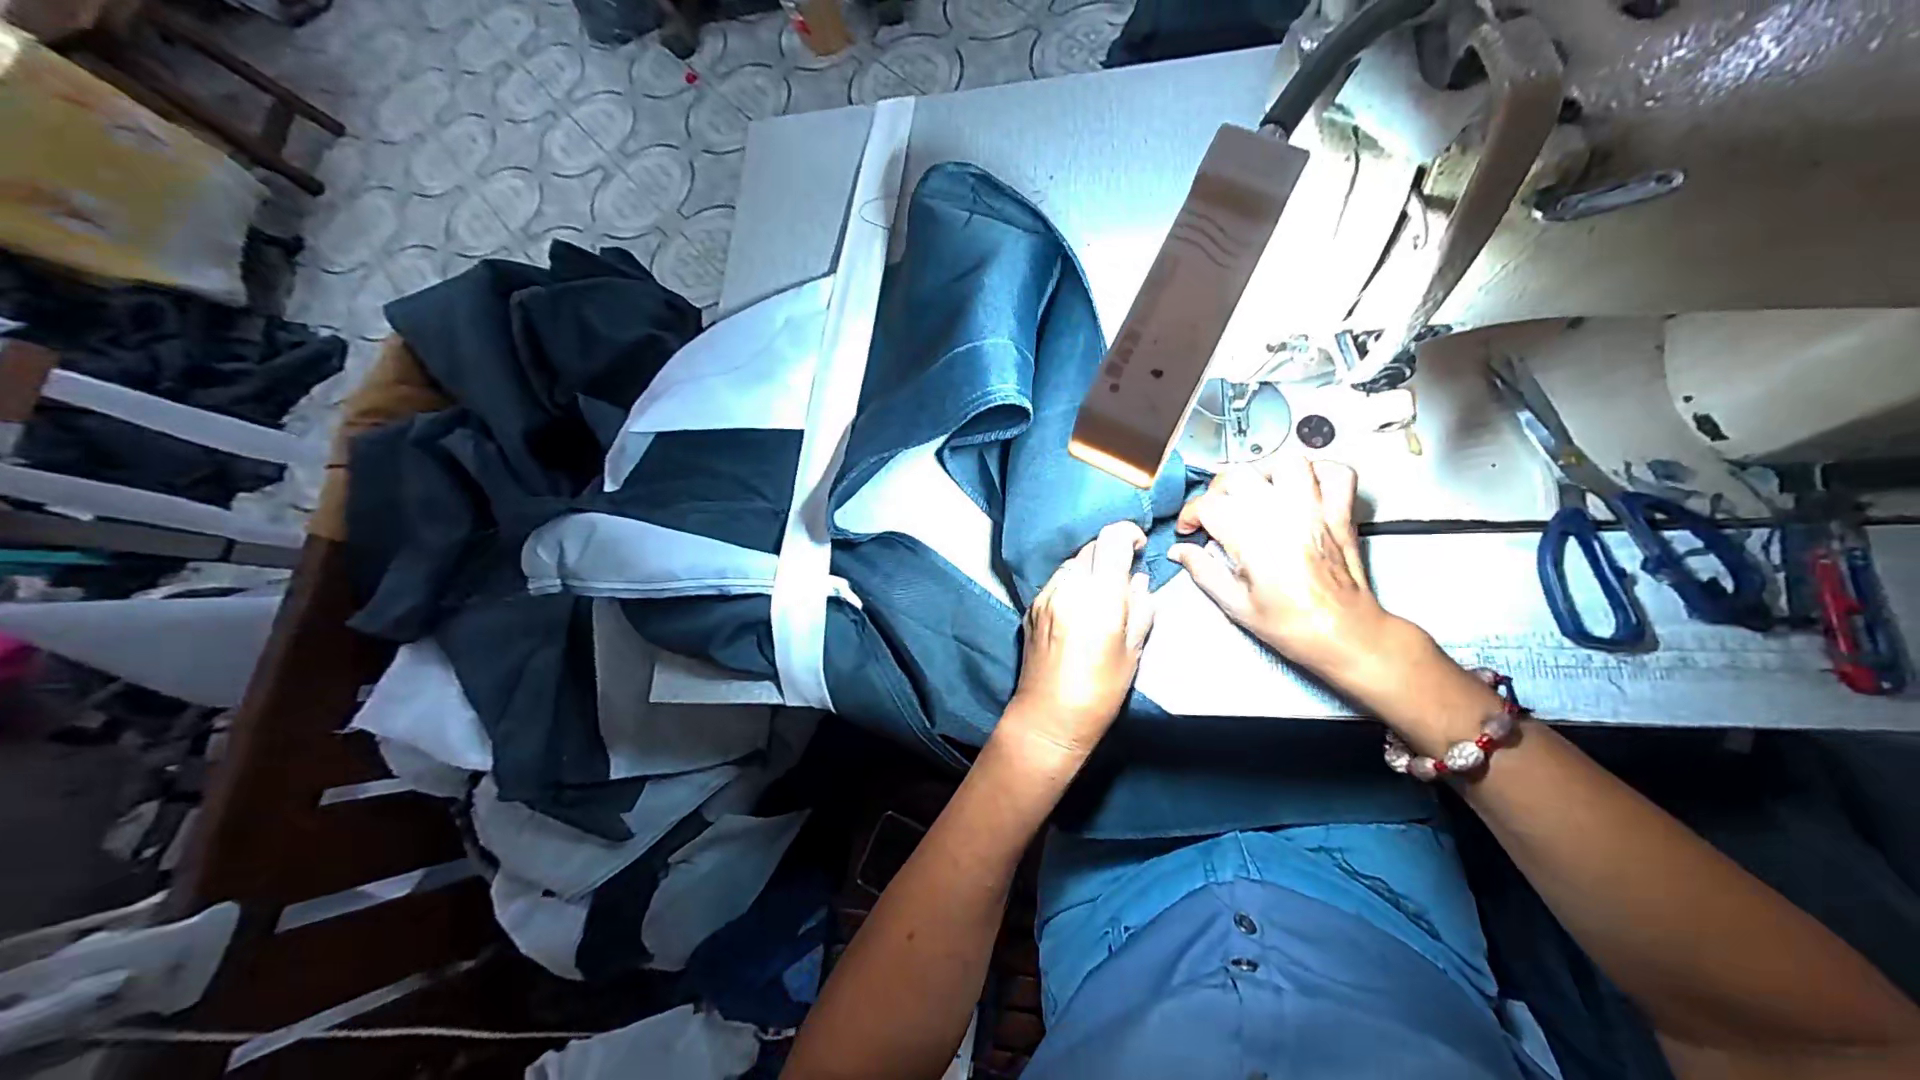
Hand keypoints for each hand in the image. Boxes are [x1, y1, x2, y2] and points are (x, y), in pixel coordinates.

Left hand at [1002, 521, 1154, 765]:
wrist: (1048, 717)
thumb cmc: (1099, 691)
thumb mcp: (1133, 651)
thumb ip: (1140, 608)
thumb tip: (1138, 581)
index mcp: (1098, 596)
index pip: (1111, 539)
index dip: (1128, 534)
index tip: (1137, 546)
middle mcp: (1068, 588)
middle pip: (1091, 547)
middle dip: (1110, 554)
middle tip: (1123, 578)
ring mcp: (1045, 596)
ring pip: (1071, 563)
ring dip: (1089, 569)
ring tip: (1100, 597)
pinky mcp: (1031, 607)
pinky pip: (1056, 582)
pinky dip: (1071, 585)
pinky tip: (1078, 611)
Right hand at [1168, 458, 1502, 751]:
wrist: (1346, 636)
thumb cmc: (1295, 627)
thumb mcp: (1236, 606)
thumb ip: (1204, 572)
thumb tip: (1180, 553)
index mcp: (1253, 538)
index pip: (1208, 505)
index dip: (1190, 515)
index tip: (1190, 530)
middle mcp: (1282, 516)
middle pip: (1239, 476)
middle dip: (1219, 492)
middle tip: (1216, 513)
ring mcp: (1314, 511)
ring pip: (1285, 462)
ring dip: (1265, 472)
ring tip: (1256, 492)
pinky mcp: (1340, 514)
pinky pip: (1335, 473)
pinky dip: (1319, 471)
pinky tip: (1302, 485)